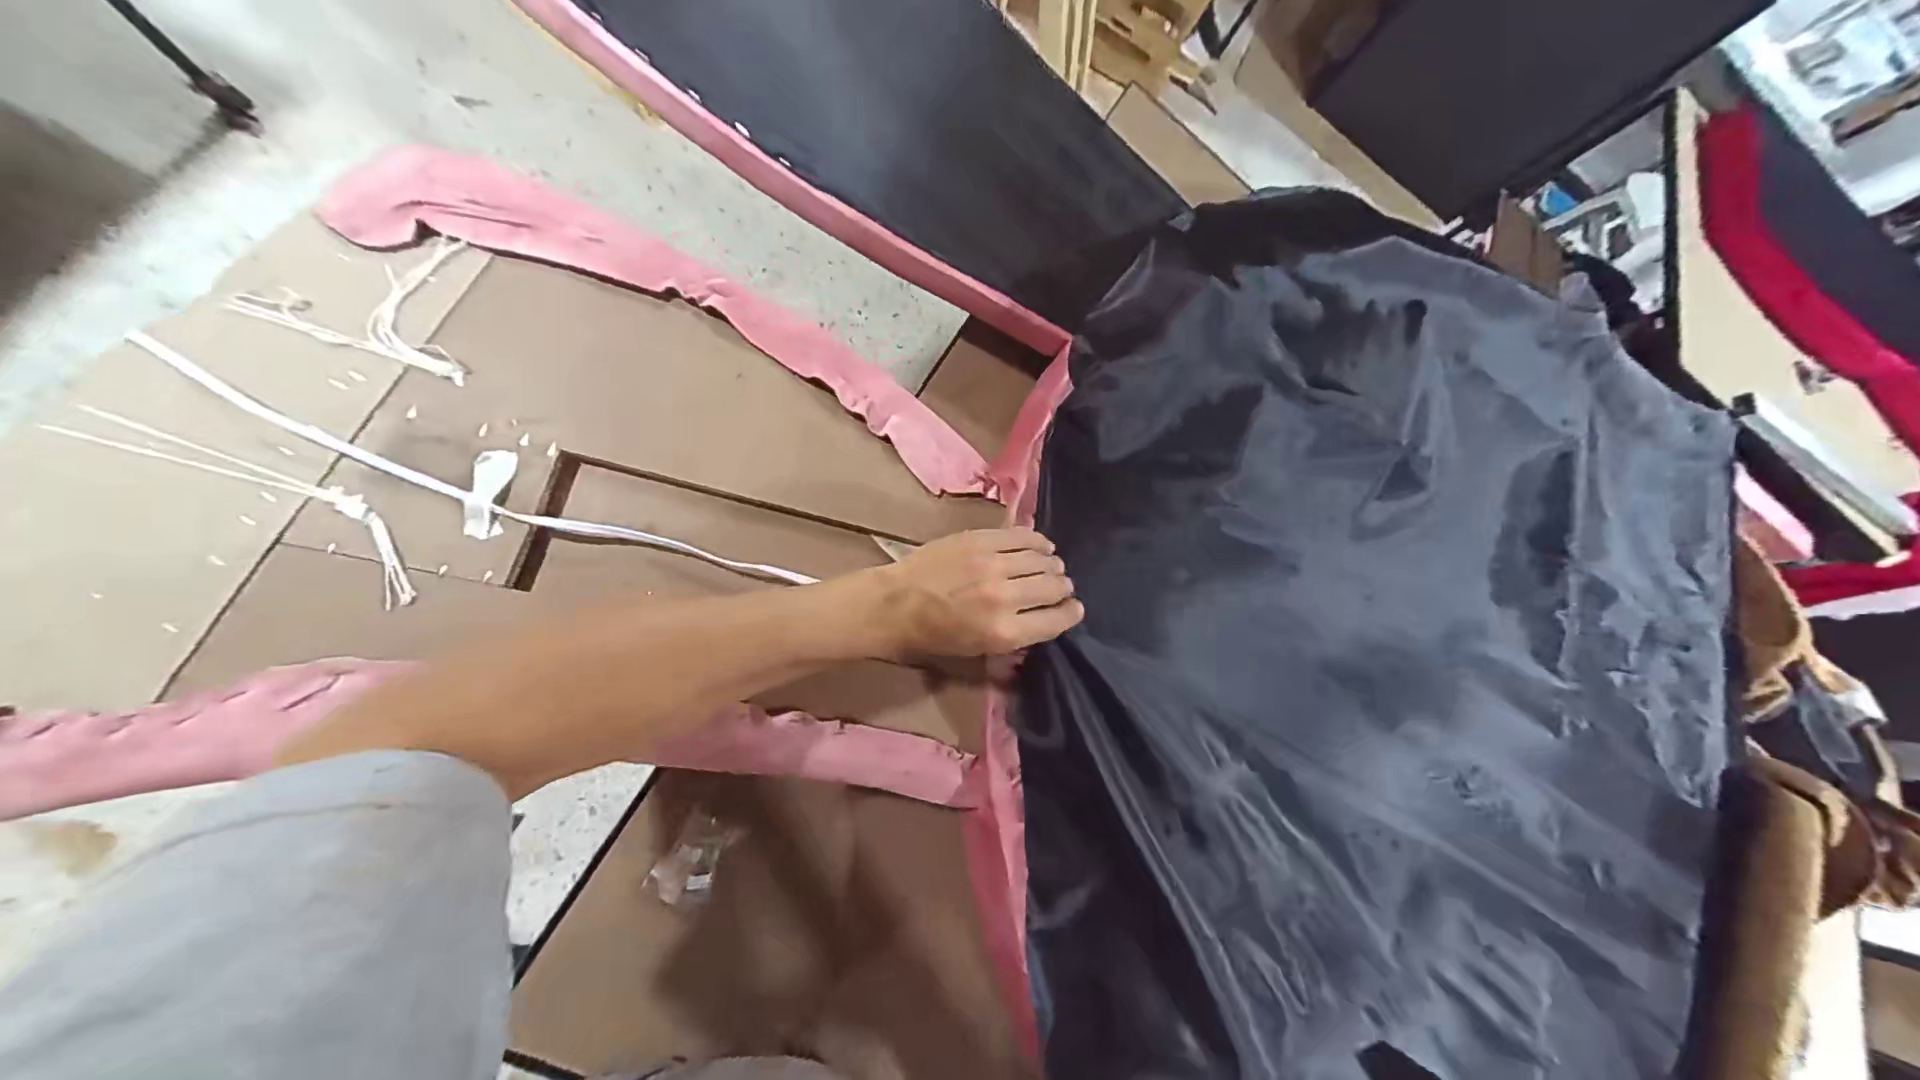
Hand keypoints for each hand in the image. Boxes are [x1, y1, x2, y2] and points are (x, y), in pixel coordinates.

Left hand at [860, 527, 1082, 656]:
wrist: (894, 604)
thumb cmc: (932, 635)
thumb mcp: (976, 651)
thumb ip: (1015, 637)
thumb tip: (1043, 620)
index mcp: (1004, 633)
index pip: (1056, 620)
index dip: (1071, 613)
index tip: (1074, 608)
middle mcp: (1005, 598)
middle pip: (1054, 587)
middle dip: (1063, 587)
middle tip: (1060, 586)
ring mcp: (993, 564)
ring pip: (1043, 559)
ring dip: (1052, 564)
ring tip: (1051, 565)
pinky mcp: (981, 540)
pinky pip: (1022, 536)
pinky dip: (1038, 541)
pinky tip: (1041, 545)